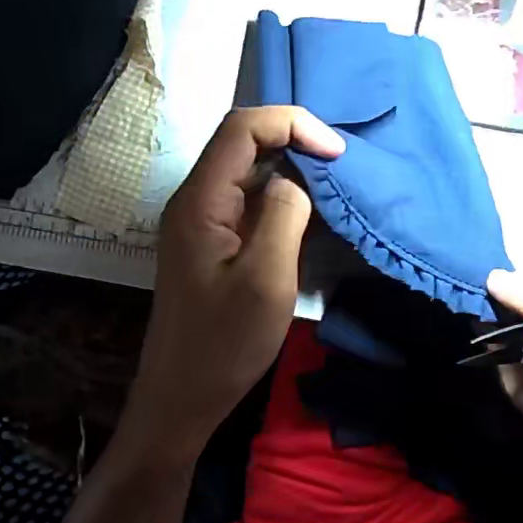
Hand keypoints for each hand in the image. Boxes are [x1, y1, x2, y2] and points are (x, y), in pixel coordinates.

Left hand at [126, 106, 343, 460]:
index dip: (291, 124)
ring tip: (334, 187)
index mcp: (200, 201)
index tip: (336, 152)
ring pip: (248, 171)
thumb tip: (295, 179)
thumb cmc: (224, 344)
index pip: (241, 128)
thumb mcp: (266, 279)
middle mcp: (195, 201)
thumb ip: (282, 215)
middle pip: (243, 143)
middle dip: (295, 141)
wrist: (181, 398)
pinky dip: (283, 197)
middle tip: (341, 168)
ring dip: (292, 170)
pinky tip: (311, 215)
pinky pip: (249, 202)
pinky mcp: (213, 243)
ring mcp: (202, 222)